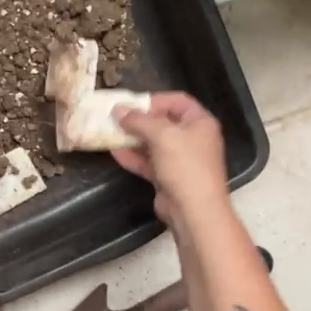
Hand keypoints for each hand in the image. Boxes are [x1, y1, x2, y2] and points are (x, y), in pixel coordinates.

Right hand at [112, 93, 229, 232]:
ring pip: (153, 143)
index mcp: (200, 123)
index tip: (131, 104)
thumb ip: (138, 120)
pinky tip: (114, 152)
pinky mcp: (168, 176)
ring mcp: (180, 159)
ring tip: (110, 133)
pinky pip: (148, 161)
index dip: (155, 99)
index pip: (178, 101)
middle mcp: (192, 138)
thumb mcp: (162, 135)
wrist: (194, 210)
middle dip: (139, 120)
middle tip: (116, 118)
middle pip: (163, 122)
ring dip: (132, 138)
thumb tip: (117, 109)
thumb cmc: (185, 166)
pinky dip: (132, 157)